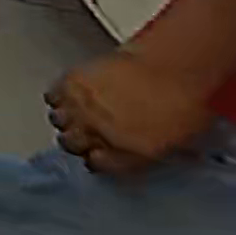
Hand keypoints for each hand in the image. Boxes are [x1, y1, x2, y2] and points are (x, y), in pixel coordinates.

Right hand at [45, 52, 210, 173]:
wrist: (167, 71)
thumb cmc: (183, 108)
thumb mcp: (174, 142)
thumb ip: (143, 152)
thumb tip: (127, 155)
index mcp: (126, 149)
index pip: (97, 164)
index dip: (98, 162)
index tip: (98, 159)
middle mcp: (96, 129)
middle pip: (69, 142)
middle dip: (75, 143)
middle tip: (83, 139)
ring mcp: (78, 105)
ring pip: (57, 119)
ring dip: (66, 121)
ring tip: (76, 117)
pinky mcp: (66, 83)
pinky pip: (52, 96)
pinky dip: (59, 100)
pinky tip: (70, 99)